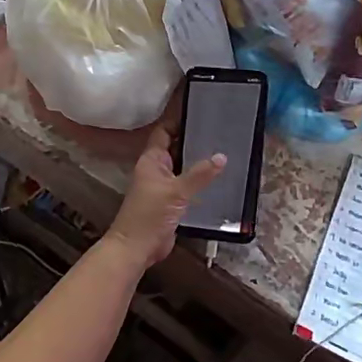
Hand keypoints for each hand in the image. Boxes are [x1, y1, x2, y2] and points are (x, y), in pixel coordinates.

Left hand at [103, 122, 224, 268]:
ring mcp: (164, 186)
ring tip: (224, 150)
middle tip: (220, 131)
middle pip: (176, 148)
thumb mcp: (176, 191)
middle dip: (194, 141)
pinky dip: (199, 181)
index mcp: (152, 160)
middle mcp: (157, 169)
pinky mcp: (171, 202)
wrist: (137, 248)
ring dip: (198, 162)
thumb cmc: (150, 215)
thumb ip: (199, 174)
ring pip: (183, 168)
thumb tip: (222, 156)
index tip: (201, 113)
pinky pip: (187, 185)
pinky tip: (217, 178)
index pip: (165, 132)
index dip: (179, 121)